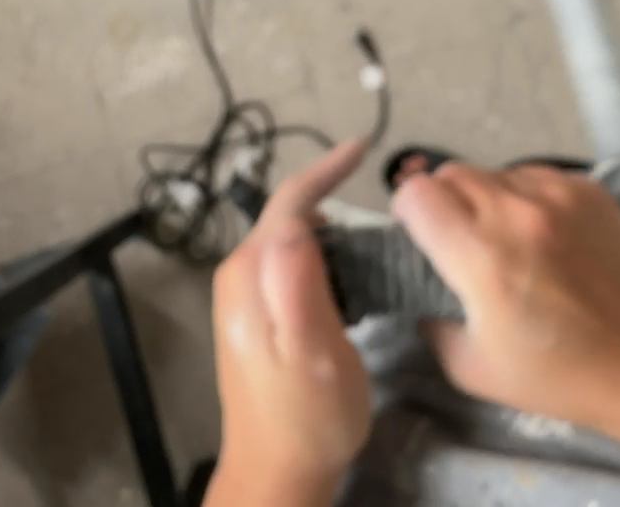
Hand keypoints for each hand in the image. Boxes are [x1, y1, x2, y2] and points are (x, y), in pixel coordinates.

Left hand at [208, 139, 371, 505]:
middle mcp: (239, 273)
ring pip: (290, 236)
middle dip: (330, 197)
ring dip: (328, 229)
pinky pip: (289, 260)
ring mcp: (243, 293)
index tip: (364, 147)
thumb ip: (299, 287)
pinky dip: (322, 254)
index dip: (325, 169)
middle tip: (381, 211)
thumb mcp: (313, 355)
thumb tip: (298, 223)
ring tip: (370, 244)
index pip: (288, 201)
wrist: (276, 473)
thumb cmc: (307, 418)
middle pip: (287, 213)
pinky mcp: (253, 310)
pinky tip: (346, 275)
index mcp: (251, 274)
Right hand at [390, 163, 619, 437]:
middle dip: (443, 202)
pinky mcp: (584, 186)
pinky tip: (544, 233)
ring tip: (508, 238)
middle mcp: (513, 213)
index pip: (415, 194)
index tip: (422, 237)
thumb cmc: (564, 373)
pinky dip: (524, 197)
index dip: (409, 214)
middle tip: (462, 239)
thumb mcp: (474, 369)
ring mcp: (553, 194)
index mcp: (481, 257)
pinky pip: (530, 175)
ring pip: (489, 171)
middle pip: (447, 173)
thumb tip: (419, 288)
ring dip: (484, 198)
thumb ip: (431, 321)